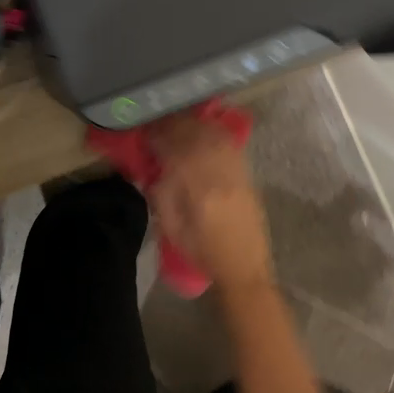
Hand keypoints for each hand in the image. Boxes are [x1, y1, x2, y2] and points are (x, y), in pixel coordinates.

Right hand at [150, 115, 273, 290]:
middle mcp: (220, 176)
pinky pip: (228, 142)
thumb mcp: (171, 227)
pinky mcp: (246, 174)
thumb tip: (155, 165)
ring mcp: (236, 172)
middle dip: (175, 125)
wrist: (243, 268)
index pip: (175, 150)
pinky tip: (202, 130)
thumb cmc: (203, 251)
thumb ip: (161, 193)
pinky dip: (212, 130)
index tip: (147, 134)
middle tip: (159, 125)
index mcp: (198, 191)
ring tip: (178, 124)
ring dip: (193, 124)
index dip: (159, 137)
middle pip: (196, 135)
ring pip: (214, 134)